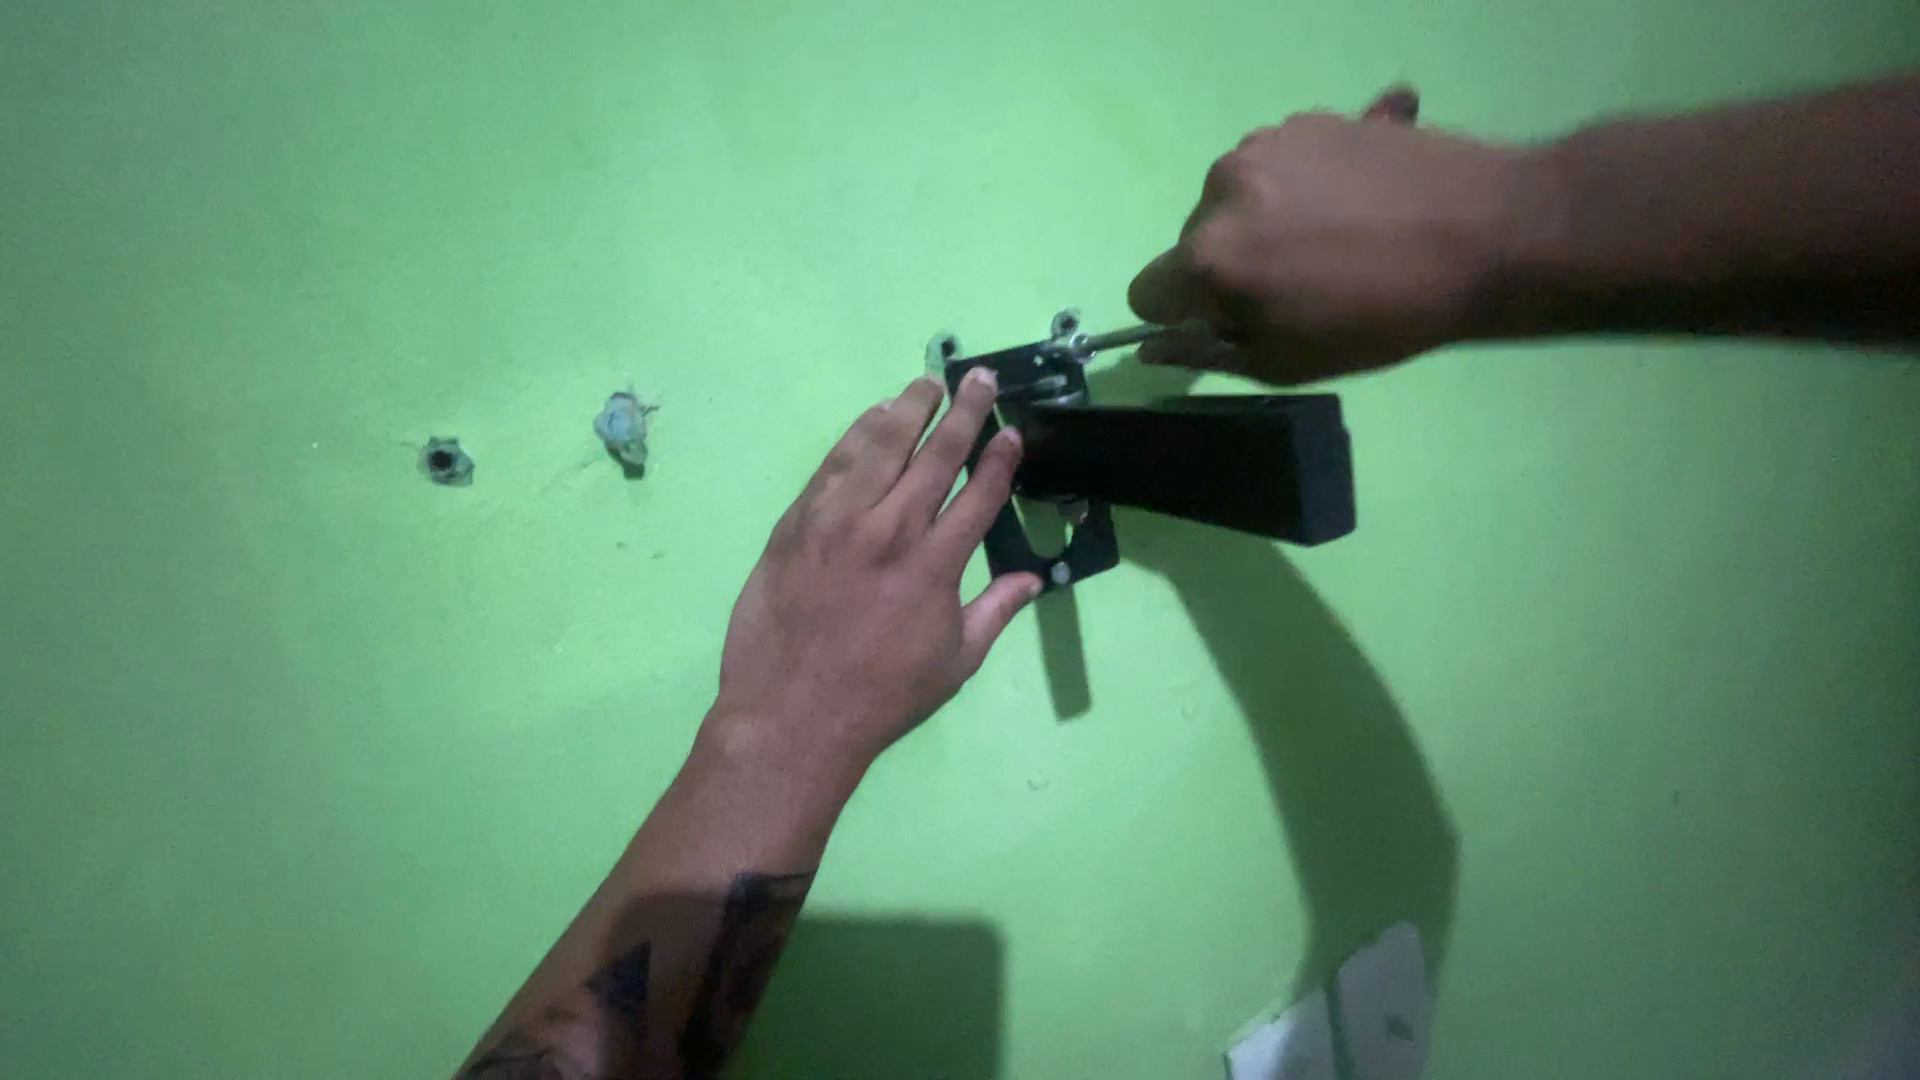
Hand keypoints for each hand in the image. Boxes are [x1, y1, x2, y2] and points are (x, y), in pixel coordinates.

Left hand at [705, 369, 1040, 769]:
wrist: (792, 714)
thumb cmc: (882, 695)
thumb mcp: (955, 662)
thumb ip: (996, 611)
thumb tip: (1034, 580)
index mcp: (936, 564)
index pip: (979, 494)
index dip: (999, 458)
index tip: (1012, 431)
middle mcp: (891, 529)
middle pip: (935, 454)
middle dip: (964, 411)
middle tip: (979, 378)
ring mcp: (838, 521)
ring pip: (880, 445)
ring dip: (908, 408)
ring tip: (926, 384)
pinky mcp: (797, 523)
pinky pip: (832, 465)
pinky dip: (857, 434)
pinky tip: (872, 418)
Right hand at [1128, 88, 1533, 383]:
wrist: (1493, 233)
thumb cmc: (1377, 319)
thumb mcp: (1280, 362)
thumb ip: (1202, 353)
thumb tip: (1149, 347)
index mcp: (1207, 254)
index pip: (1147, 292)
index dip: (1181, 317)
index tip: (1230, 321)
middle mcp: (1221, 186)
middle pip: (1191, 242)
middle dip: (1223, 268)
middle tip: (1293, 285)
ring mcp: (1268, 142)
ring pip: (1232, 200)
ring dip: (1258, 223)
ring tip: (1328, 239)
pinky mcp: (1313, 117)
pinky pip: (1278, 165)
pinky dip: (1298, 186)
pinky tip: (1351, 203)